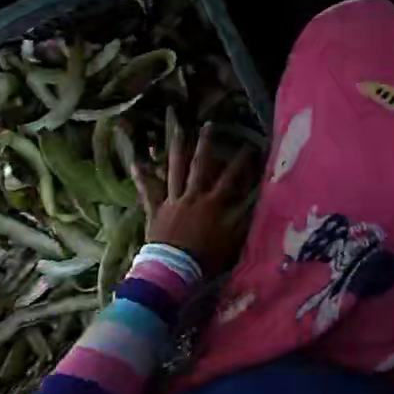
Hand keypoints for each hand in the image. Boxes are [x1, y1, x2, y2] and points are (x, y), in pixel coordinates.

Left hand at [135, 113, 254, 271]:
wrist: (174, 269)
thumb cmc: (205, 257)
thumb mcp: (230, 239)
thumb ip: (243, 219)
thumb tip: (257, 201)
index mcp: (212, 203)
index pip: (230, 178)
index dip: (241, 162)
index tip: (249, 145)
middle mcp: (193, 196)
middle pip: (200, 166)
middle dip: (206, 144)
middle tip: (208, 125)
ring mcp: (172, 200)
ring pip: (175, 170)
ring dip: (177, 150)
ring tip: (178, 131)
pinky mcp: (155, 209)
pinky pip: (148, 191)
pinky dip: (142, 177)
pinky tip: (136, 162)